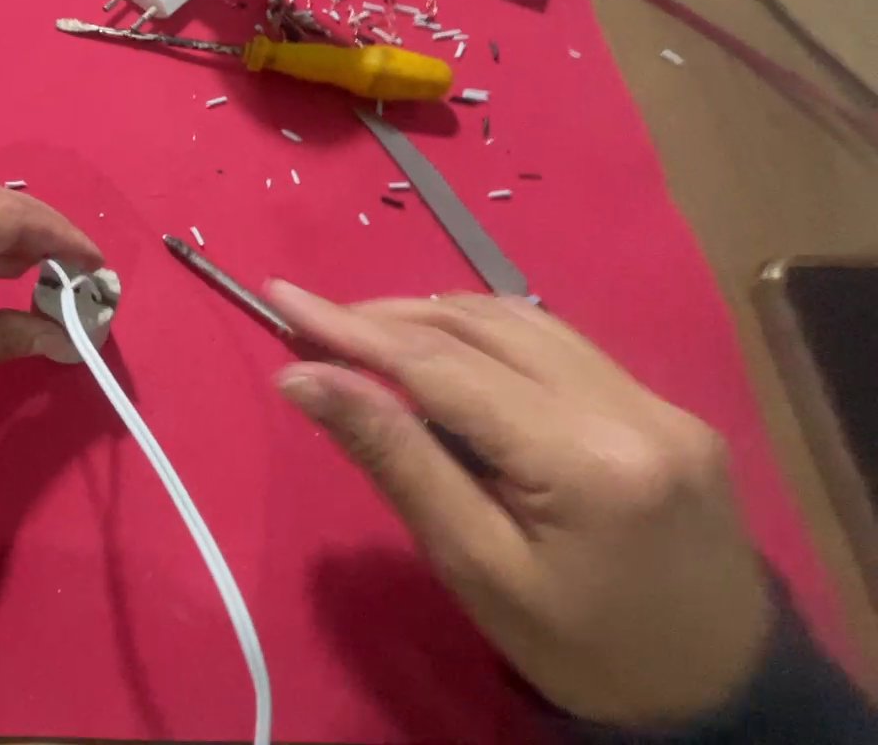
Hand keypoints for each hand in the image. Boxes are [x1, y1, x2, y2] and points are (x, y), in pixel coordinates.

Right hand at [267, 282, 773, 728]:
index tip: (280, 295)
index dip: (350, 326)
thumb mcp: (467, 558)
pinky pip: (550, 341)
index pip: (441, 364)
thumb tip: (301, 376)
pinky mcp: (662, 408)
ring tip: (362, 335)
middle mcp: (634, 408)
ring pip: (517, 320)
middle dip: (383, 316)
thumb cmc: (574, 646)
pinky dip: (477, 333)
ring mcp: (658, 402)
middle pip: (480, 326)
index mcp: (586, 459)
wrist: (715, 700)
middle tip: (311, 323)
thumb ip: (389, 454)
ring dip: (428, 316)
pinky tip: (440, 352)